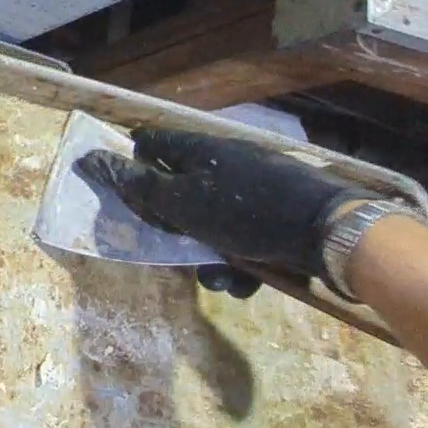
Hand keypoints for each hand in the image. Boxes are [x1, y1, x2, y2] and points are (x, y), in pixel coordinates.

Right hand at [79, 128, 367, 282]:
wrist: (338, 236)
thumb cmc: (245, 213)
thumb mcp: (178, 202)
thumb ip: (134, 184)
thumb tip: (89, 158)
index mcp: (196, 148)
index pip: (148, 144)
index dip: (132, 168)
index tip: (131, 199)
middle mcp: (225, 161)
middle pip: (179, 187)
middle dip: (173, 223)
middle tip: (173, 247)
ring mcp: (258, 187)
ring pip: (213, 218)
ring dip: (207, 252)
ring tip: (216, 279)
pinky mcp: (284, 214)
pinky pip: (247, 234)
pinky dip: (241, 259)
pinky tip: (246, 282)